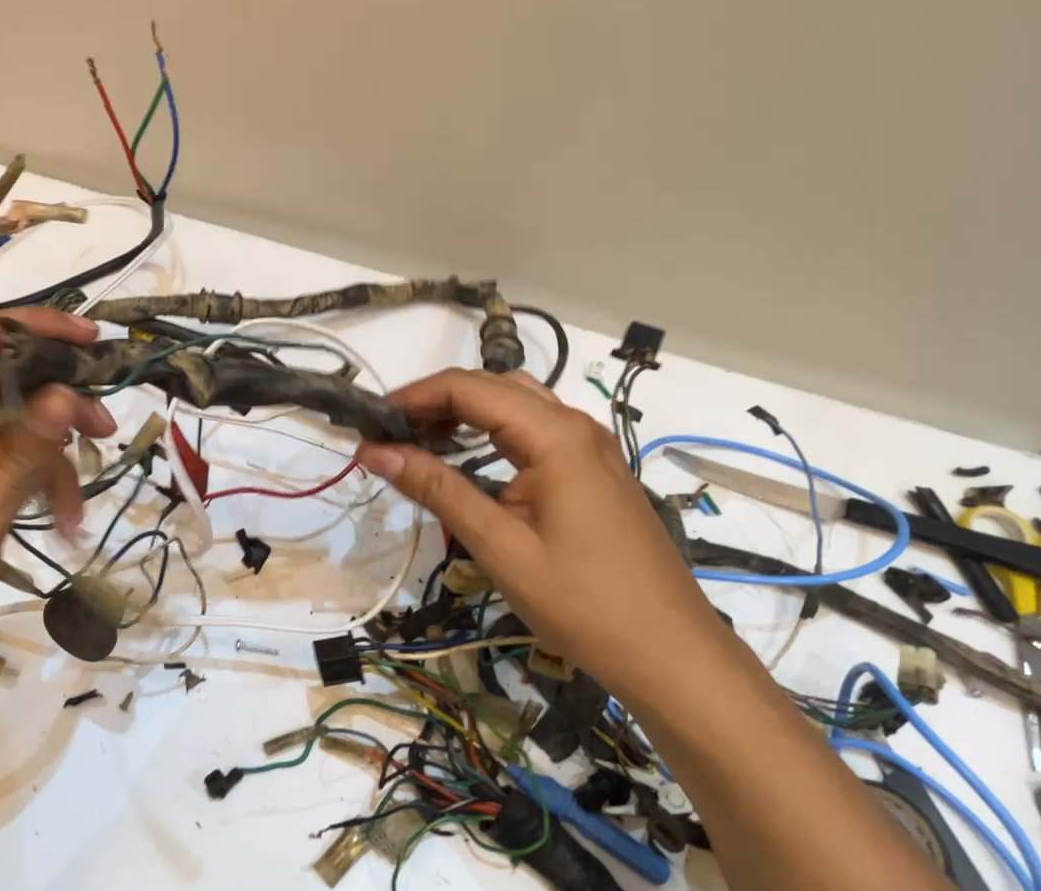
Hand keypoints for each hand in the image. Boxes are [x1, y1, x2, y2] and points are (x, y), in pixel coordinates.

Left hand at [0, 309, 115, 716]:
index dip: (25, 332)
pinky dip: (35, 479)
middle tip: (103, 420)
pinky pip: (1, 459)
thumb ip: (18, 456)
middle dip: (49, 400)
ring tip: (81, 496)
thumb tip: (64, 394)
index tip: (83, 338)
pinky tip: (64, 515)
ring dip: (48, 452)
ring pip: (4, 422)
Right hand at [354, 368, 729, 700]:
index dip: (413, 397)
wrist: (670, 653)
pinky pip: (533, 429)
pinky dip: (490, 431)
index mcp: (555, 436)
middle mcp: (575, 427)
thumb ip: (437, 489)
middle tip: (387, 436)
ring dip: (463, 413)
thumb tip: (374, 451)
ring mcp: (589, 448)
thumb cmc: (583, 602)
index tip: (369, 424)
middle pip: (492, 386)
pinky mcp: (592, 471)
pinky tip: (466, 460)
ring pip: (514, 404)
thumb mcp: (499, 546)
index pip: (468, 388)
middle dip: (434, 401)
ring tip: (418, 444)